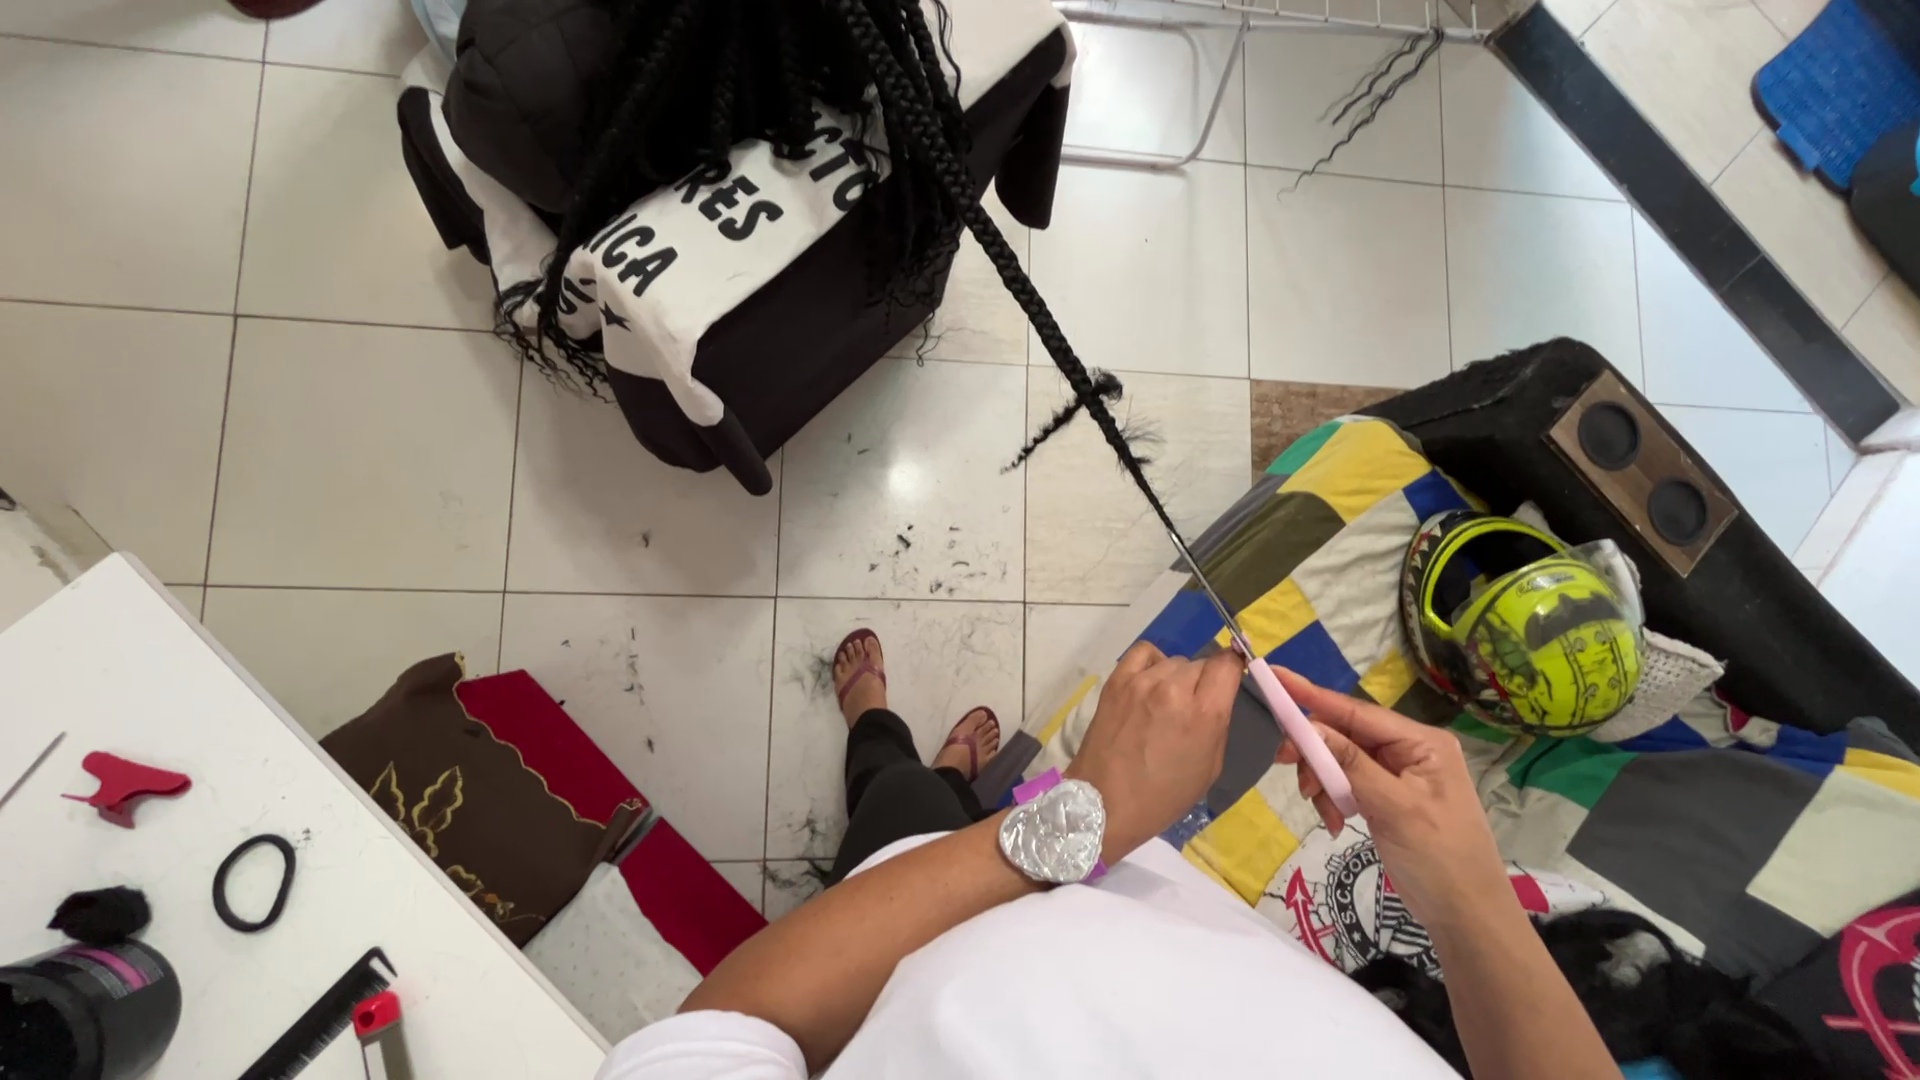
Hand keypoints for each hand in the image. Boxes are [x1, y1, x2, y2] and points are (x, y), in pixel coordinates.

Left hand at [1064, 642, 1243, 862]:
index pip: (1227, 665)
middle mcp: (1173, 688)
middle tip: (1194, 705)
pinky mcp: (1116, 680)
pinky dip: (1152, 663)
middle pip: (1201, 663)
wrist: (1105, 802)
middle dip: (1204, 680)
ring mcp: (1141, 681)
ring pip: (1173, 660)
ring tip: (1168, 701)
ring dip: (1177, 676)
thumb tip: (1218, 696)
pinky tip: (1150, 682)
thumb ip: (1217, 723)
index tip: (1228, 682)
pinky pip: (1143, 653)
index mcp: (1203, 713)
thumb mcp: (1210, 767)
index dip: (1233, 670)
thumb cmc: (1164, 796)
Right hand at [1274, 668, 1512, 931]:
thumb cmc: (1440, 860)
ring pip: (1336, 758)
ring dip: (1321, 781)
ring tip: (1326, 812)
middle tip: (1286, 768)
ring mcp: (1394, 773)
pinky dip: (1331, 798)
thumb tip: (1309, 726)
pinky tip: (1336, 822)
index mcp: (1421, 743)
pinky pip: (1342, 782)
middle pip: (1341, 733)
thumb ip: (1351, 764)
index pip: (1355, 711)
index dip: (1311, 694)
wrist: (1466, 918)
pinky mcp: (1383, 795)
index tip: (1273, 675)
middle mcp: (1407, 750)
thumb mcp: (1395, 809)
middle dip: (1314, 752)